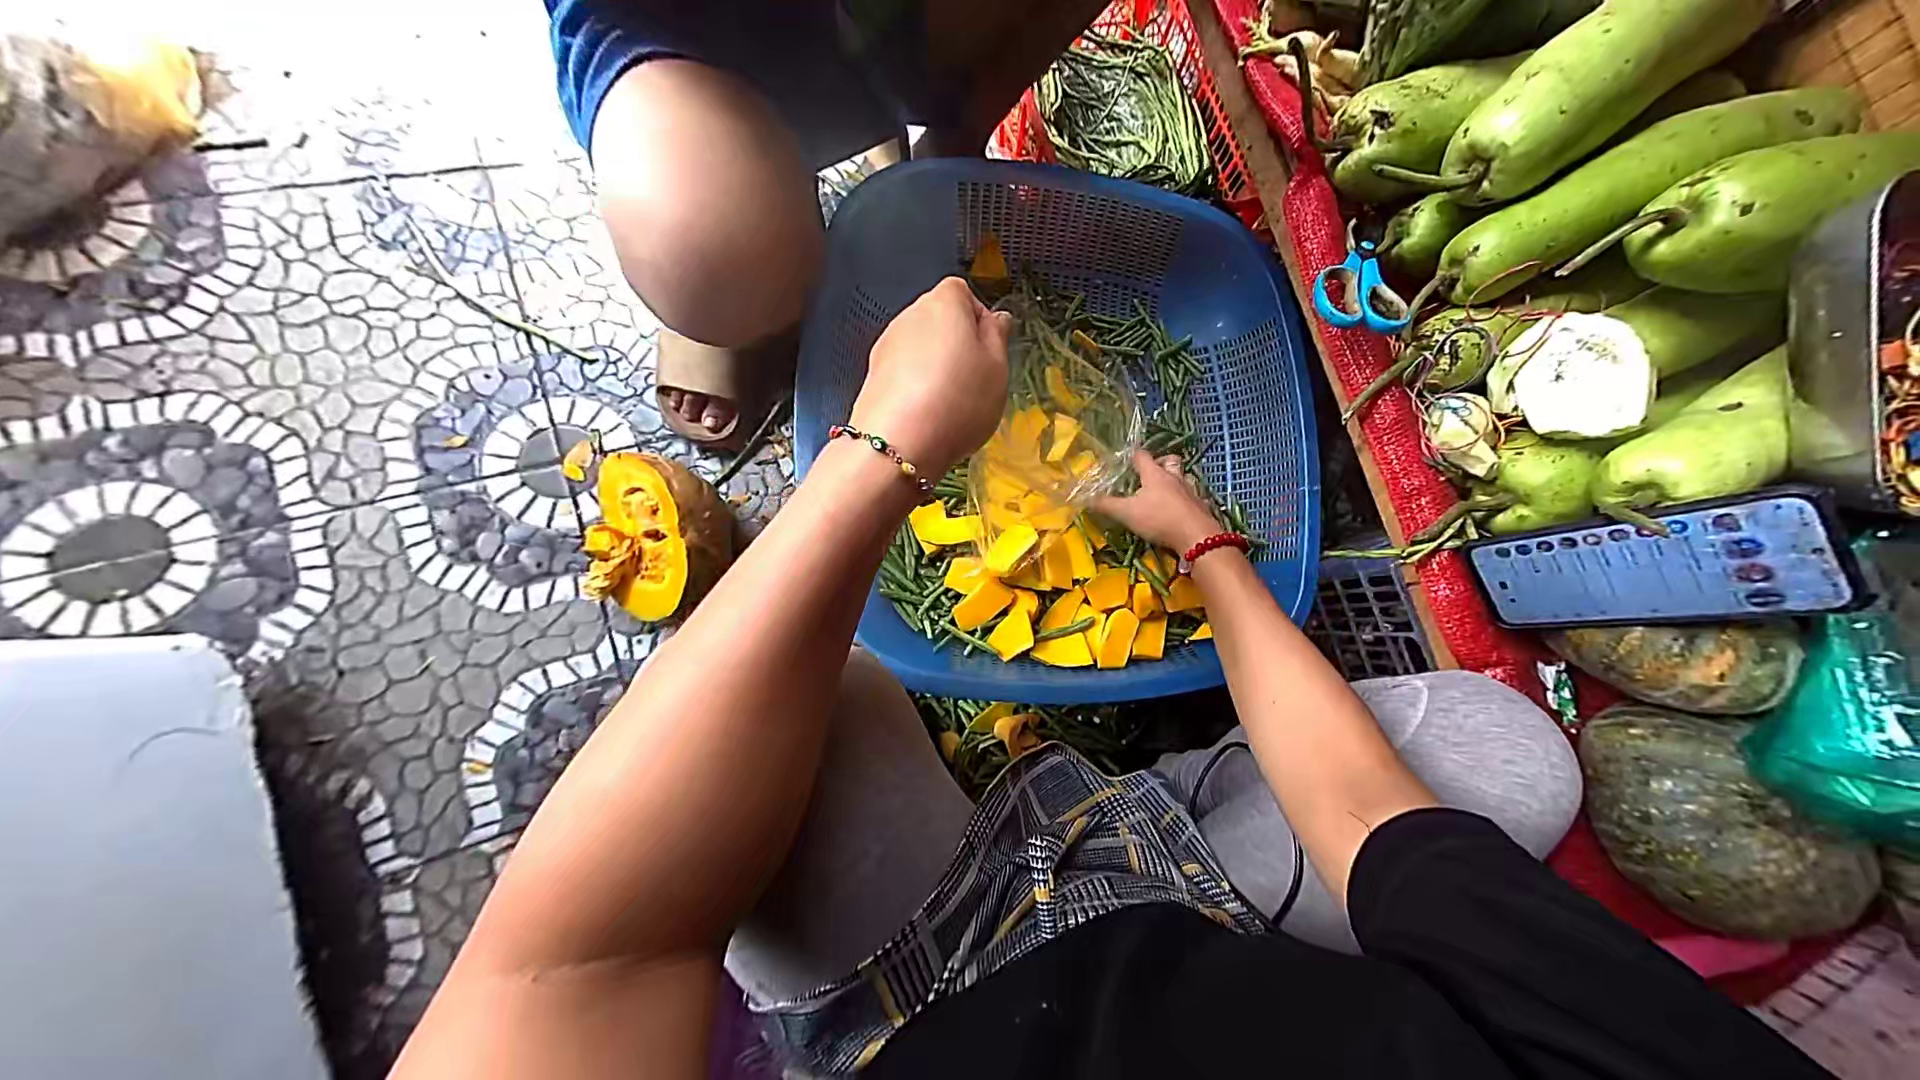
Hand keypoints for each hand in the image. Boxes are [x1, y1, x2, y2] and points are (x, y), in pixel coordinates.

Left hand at [850, 277, 1011, 475]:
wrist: (898, 445)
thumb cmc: (953, 403)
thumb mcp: (997, 368)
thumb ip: (998, 336)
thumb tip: (997, 319)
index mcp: (944, 303)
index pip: (964, 293)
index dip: (981, 320)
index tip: (992, 348)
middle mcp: (909, 317)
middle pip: (940, 322)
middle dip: (959, 347)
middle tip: (977, 380)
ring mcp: (887, 347)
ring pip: (921, 351)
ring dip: (938, 371)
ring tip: (953, 405)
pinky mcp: (874, 378)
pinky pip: (905, 376)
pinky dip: (918, 390)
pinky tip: (930, 416)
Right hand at [1094, 450, 1224, 554]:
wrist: (1197, 537)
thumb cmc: (1159, 519)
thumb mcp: (1126, 513)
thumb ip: (1106, 505)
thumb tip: (1085, 498)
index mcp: (1154, 475)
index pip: (1142, 456)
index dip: (1134, 455)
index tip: (1127, 457)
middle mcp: (1174, 478)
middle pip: (1170, 461)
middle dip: (1161, 462)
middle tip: (1151, 472)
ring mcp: (1191, 491)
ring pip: (1184, 477)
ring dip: (1176, 480)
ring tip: (1166, 490)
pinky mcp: (1202, 506)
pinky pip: (1193, 497)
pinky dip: (1186, 499)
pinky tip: (1181, 509)